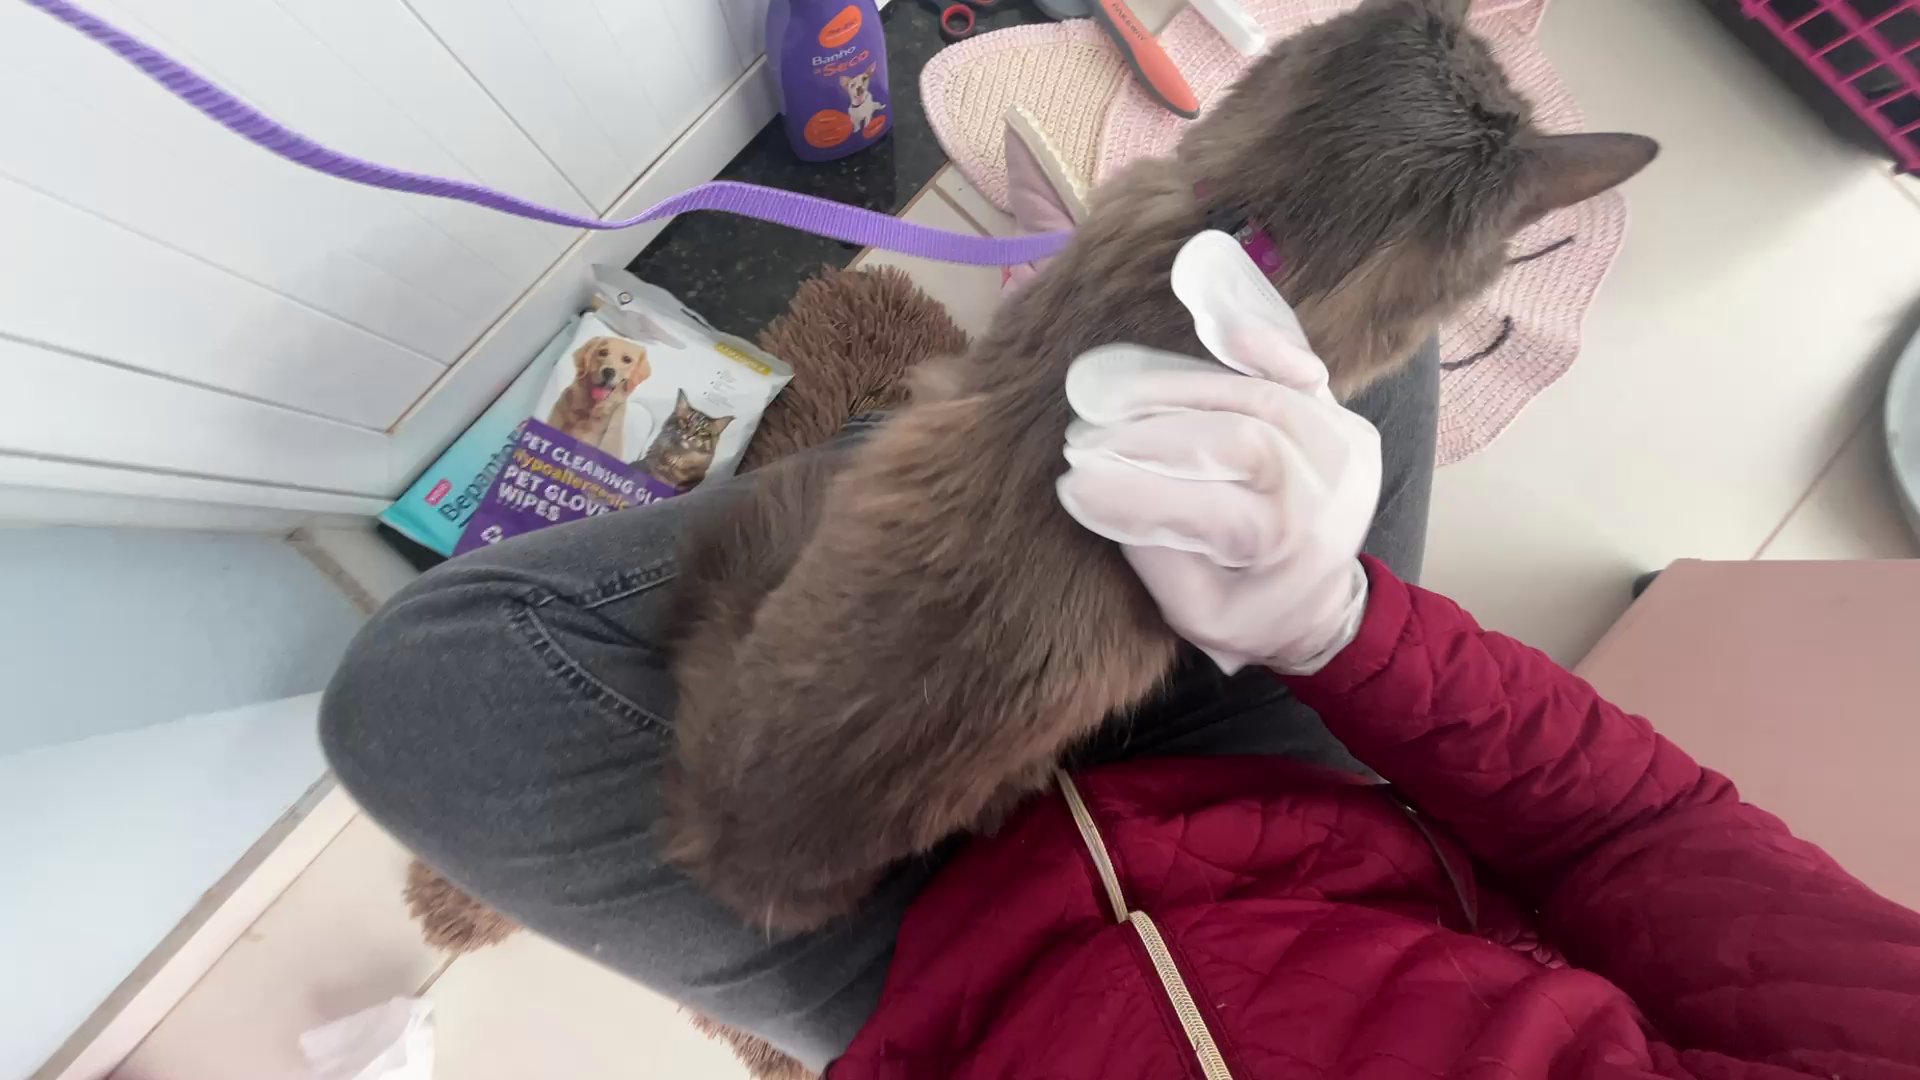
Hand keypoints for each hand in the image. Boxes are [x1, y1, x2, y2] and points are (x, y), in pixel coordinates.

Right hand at [1054, 231, 1381, 674]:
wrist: (1318, 607)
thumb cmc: (1248, 616)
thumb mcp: (1198, 615)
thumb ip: (1156, 556)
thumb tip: (1095, 491)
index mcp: (1294, 549)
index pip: (1210, 510)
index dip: (1135, 493)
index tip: (1070, 484)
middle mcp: (1332, 486)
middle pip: (1236, 436)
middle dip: (1148, 433)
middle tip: (1081, 437)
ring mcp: (1343, 441)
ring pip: (1255, 395)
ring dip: (1175, 387)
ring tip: (1110, 393)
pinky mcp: (1339, 414)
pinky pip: (1299, 368)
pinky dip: (1258, 343)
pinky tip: (1215, 324)